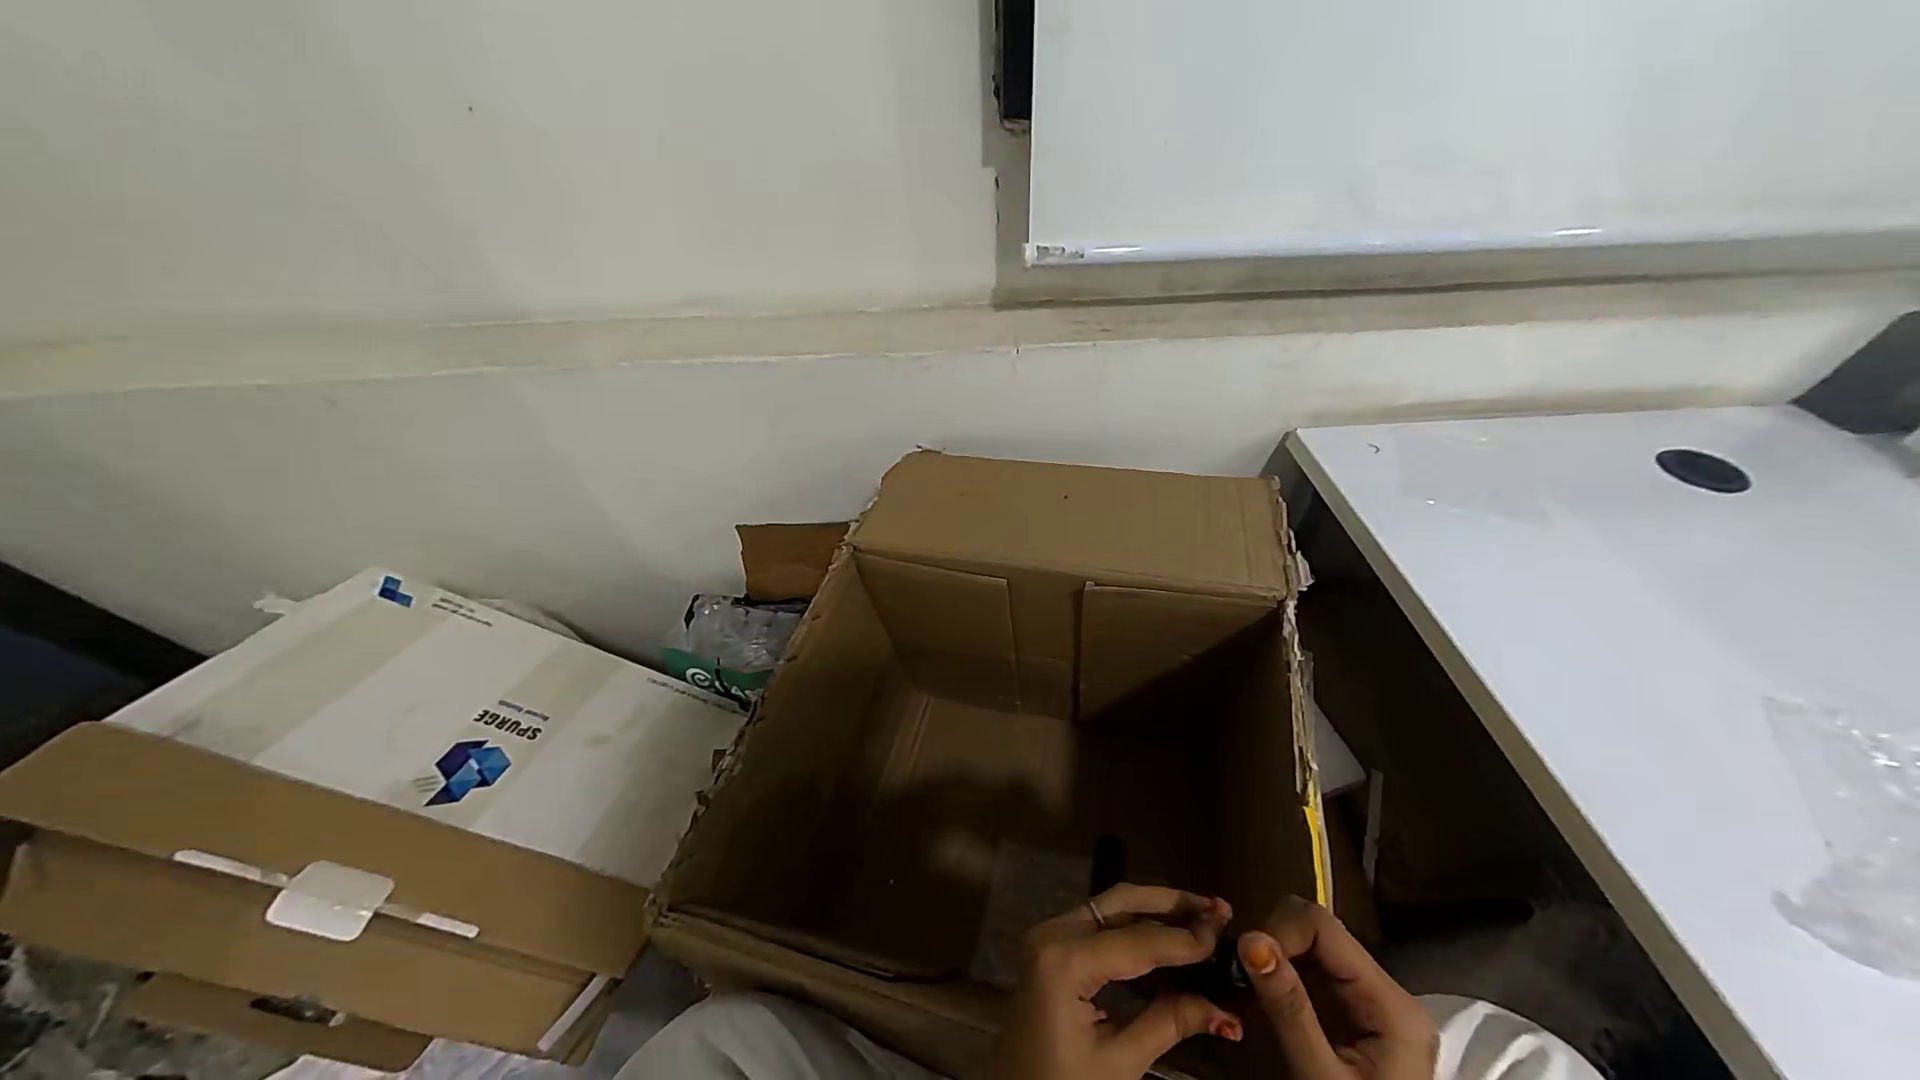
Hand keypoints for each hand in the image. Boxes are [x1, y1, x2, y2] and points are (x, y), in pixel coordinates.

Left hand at [989, 883, 1242, 1079]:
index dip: (1186, 937)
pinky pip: (1098, 925)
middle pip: (1121, 903)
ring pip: (1110, 908)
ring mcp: (1048, 936)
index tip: (1228, 928)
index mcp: (1064, 960)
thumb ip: (1169, 1024)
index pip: (1138, 939)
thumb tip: (1225, 1011)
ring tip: (1201, 918)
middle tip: (1217, 908)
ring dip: (1154, 911)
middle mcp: (1052, 932)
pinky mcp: (1051, 947)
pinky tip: (1166, 938)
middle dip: (1170, 903)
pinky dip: (1134, 927)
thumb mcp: (1118, 1064)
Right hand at [1237, 897, 1437, 1079]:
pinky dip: (1282, 970)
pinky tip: (1266, 996)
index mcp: (1392, 1006)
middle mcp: (1388, 992)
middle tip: (1245, 977)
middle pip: (1318, 927)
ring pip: (1312, 942)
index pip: (1323, 925)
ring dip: (1274, 953)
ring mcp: (1373, 1001)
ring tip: (1251, 987)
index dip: (1276, 931)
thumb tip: (1249, 939)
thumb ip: (1289, 1009)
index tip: (1244, 963)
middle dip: (1273, 939)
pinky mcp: (1357, 1012)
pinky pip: (1313, 968)